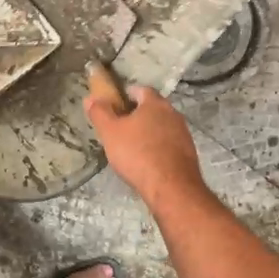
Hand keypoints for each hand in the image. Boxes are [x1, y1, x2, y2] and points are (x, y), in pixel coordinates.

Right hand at [83, 85, 207, 207]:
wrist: (171, 187)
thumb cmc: (137, 154)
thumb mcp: (110, 132)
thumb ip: (100, 113)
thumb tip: (91, 97)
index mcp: (155, 103)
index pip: (139, 89)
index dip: (124, 95)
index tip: (112, 106)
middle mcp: (173, 114)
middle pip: (151, 108)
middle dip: (135, 115)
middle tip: (118, 127)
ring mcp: (183, 134)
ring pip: (161, 126)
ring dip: (147, 132)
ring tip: (130, 146)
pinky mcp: (188, 153)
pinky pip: (168, 144)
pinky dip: (156, 147)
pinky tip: (146, 161)